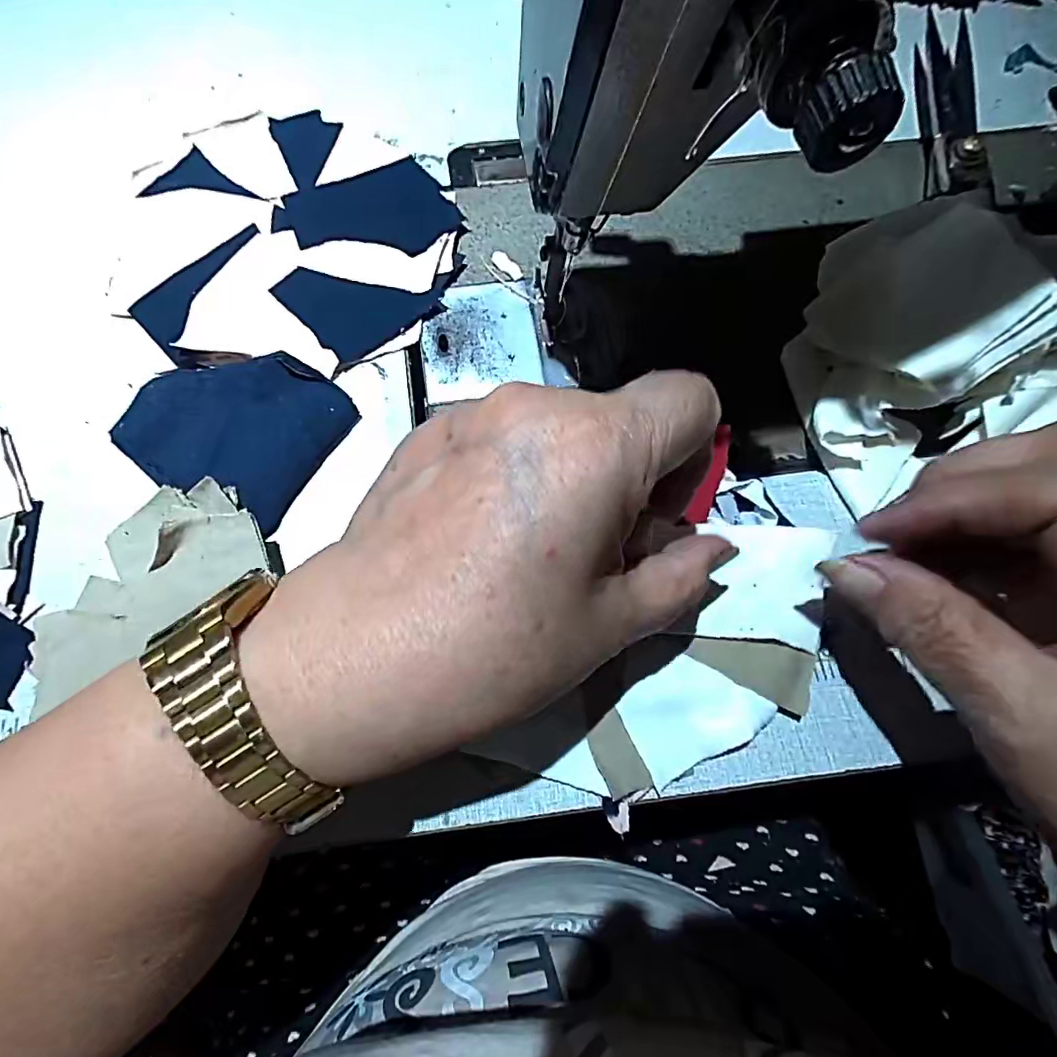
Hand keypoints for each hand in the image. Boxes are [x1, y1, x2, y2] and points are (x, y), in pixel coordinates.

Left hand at [239, 374, 732, 786]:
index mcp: (596, 445)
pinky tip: (481, 536)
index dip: (696, 455)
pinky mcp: (428, 428)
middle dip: (632, 475)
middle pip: (623, 417)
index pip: (691, 398)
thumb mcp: (609, 626)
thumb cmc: (494, 649)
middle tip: (598, 551)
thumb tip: (710, 547)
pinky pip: (506, 435)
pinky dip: (521, 472)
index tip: (659, 516)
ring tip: (533, 549)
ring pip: (564, 427)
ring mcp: (474, 410)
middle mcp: (536, 405)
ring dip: (576, 474)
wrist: (347, 659)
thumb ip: (680, 576)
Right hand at [820, 418, 1056, 1056]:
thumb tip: (848, 567)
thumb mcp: (1033, 734)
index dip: (960, 499)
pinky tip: (966, 555)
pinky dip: (1017, 526)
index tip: (873, 531)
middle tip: (896, 526)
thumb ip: (939, 634)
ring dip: (995, 492)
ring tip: (923, 533)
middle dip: (977, 479)